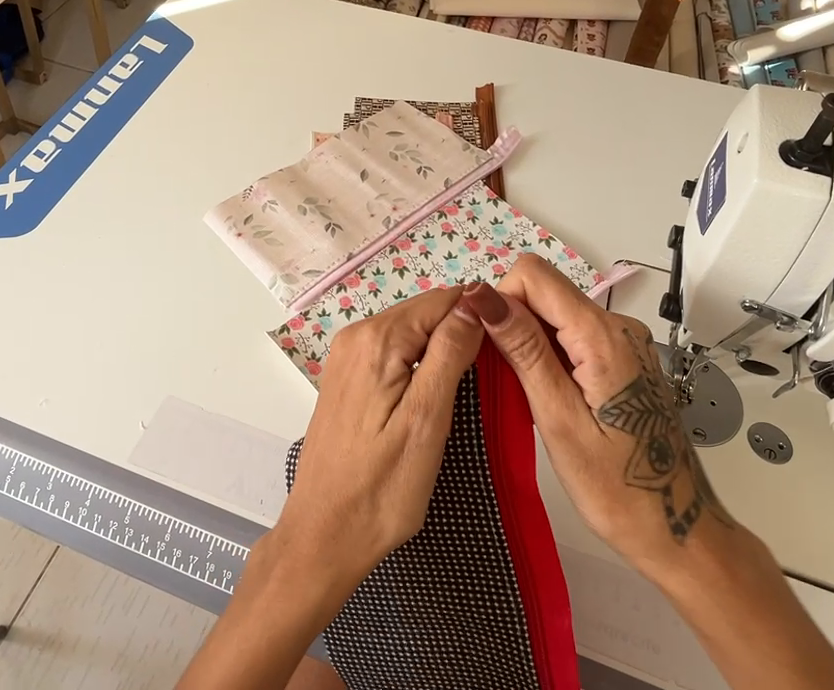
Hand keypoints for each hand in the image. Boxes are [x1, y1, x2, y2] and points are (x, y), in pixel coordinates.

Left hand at [278, 285, 485, 587]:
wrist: (325, 534)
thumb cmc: (382, 486)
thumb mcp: (426, 418)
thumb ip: (450, 353)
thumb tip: (474, 300)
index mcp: (377, 338)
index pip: (442, 299)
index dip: (480, 315)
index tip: (508, 347)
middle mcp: (356, 336)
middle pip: (425, 313)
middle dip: (461, 332)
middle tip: (492, 375)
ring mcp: (347, 357)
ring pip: (411, 333)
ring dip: (443, 350)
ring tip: (471, 388)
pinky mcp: (347, 379)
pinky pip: (395, 353)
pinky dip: (421, 364)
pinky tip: (436, 396)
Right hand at [476, 254, 734, 576]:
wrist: (677, 530)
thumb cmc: (616, 488)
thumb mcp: (559, 419)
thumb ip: (523, 350)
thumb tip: (483, 296)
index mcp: (602, 335)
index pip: (532, 274)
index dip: (500, 301)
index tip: (490, 348)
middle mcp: (617, 325)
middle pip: (544, 290)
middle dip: (511, 322)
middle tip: (506, 381)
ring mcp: (624, 341)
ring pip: (554, 313)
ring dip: (528, 342)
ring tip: (526, 396)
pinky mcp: (623, 358)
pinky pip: (572, 335)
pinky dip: (548, 356)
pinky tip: (548, 398)